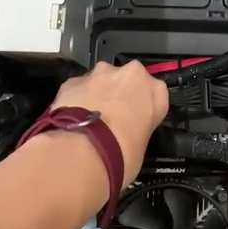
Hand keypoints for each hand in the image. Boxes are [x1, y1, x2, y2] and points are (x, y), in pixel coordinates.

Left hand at [49, 61, 168, 188]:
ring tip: (88, 121)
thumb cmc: (123, 155)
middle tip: (111, 121)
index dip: (143, 110)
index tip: (135, 124)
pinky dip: (75, 100)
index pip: (154, 96)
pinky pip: (78, 89)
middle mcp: (131, 74)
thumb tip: (124, 136)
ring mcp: (100, 73)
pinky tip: (71, 120)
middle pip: (127, 81)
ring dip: (97, 94)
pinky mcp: (73, 80)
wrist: (82, 151)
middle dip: (120, 95)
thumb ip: (136, 130)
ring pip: (101, 81)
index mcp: (156, 91)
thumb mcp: (141, 147)